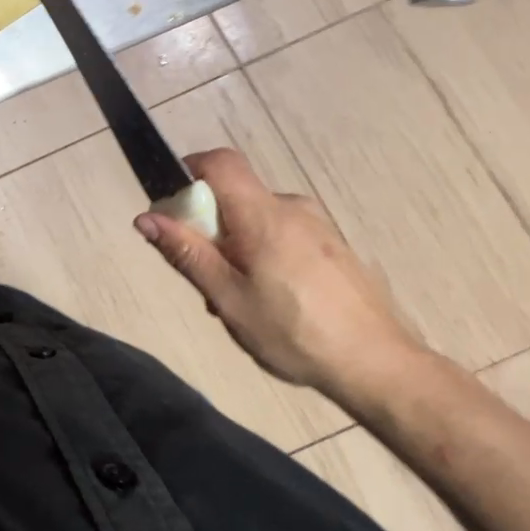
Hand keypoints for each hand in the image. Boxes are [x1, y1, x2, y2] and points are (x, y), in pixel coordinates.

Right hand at [134, 148, 425, 399]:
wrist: (384, 368)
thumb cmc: (295, 332)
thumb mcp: (228, 297)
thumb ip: (187, 253)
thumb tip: (145, 218)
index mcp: (264, 215)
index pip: (221, 162)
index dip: (190, 170)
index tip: (175, 206)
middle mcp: (293, 209)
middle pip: (235, 196)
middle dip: (210, 227)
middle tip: (206, 278)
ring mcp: (320, 228)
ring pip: (259, 220)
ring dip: (237, 247)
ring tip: (240, 300)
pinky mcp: (336, 249)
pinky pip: (285, 236)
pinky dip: (265, 256)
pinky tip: (273, 302)